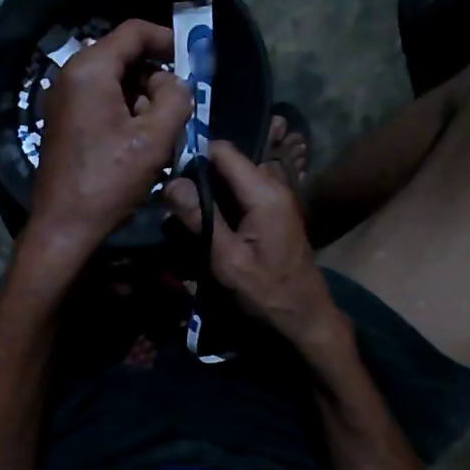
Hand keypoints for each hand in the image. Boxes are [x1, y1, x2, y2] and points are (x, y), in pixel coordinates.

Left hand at [25, 19, 191, 257]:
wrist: (63, 224)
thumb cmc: (109, 180)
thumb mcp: (155, 138)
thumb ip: (176, 98)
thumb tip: (174, 82)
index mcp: (90, 70)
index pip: (134, 32)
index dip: (168, 39)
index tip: (191, 59)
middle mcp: (70, 76)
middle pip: (122, 56)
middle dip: (155, 74)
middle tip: (178, 103)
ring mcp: (62, 100)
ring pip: (113, 80)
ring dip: (141, 96)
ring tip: (160, 128)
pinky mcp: (63, 121)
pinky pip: (99, 100)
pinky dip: (123, 110)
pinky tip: (138, 139)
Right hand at [165, 140, 342, 347]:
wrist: (304, 318)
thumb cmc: (266, 292)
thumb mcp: (226, 258)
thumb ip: (199, 218)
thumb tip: (171, 183)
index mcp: (264, 193)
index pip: (223, 151)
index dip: (192, 156)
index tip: (165, 175)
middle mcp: (272, 187)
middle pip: (225, 165)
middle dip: (194, 179)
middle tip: (166, 203)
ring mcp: (273, 200)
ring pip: (228, 182)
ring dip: (203, 196)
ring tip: (178, 218)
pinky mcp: (270, 214)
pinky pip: (237, 198)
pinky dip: (216, 208)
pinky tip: (199, 228)